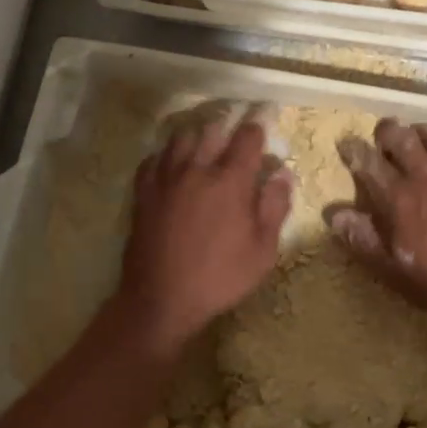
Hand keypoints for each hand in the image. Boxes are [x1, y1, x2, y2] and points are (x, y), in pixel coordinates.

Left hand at [114, 111, 293, 352]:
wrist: (160, 301)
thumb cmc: (219, 278)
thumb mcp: (263, 250)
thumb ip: (275, 207)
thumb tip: (282, 173)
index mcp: (231, 181)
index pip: (248, 137)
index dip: (259, 127)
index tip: (264, 126)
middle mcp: (198, 169)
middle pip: (213, 129)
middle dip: (228, 126)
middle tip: (235, 136)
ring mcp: (166, 179)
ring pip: (181, 137)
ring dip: (197, 136)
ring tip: (204, 146)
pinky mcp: (143, 193)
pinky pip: (153, 159)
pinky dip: (166, 155)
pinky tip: (173, 166)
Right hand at [326, 118, 426, 323]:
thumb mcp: (391, 268)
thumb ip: (363, 239)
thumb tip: (335, 215)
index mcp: (399, 197)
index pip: (370, 164)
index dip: (355, 150)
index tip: (346, 143)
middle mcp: (426, 177)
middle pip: (405, 139)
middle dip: (390, 131)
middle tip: (383, 133)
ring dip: (424, 134)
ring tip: (417, 137)